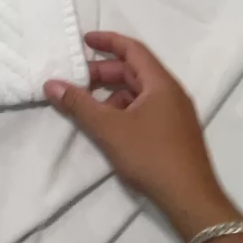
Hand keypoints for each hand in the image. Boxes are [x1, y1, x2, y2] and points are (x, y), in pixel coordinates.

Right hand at [45, 31, 240, 240]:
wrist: (191, 202)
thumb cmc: (151, 156)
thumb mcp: (108, 128)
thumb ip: (78, 104)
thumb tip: (51, 84)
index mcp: (161, 84)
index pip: (133, 49)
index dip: (107, 41)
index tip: (83, 41)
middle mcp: (171, 94)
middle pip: (134, 71)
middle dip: (103, 72)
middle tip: (76, 79)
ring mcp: (175, 115)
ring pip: (138, 92)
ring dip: (111, 94)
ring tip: (88, 107)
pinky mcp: (174, 134)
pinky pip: (144, 109)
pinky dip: (122, 110)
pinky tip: (108, 127)